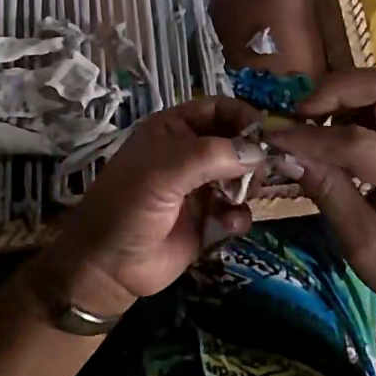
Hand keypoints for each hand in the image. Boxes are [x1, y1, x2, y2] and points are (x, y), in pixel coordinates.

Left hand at [39, 97, 262, 318]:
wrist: (108, 267)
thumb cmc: (129, 206)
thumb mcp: (166, 171)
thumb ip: (213, 155)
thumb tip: (258, 151)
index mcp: (173, 130)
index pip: (217, 109)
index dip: (243, 115)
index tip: (268, 132)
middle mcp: (189, 154)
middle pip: (236, 142)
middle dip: (252, 155)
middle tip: (262, 171)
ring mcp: (200, 188)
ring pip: (241, 177)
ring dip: (248, 186)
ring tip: (241, 197)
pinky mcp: (208, 220)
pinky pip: (237, 211)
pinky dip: (239, 216)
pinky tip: (228, 225)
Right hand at [266, 68, 375, 315]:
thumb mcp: (359, 243)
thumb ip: (328, 192)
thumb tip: (286, 151)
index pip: (362, 142)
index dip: (313, 137)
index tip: (275, 137)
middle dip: (336, 92)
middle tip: (300, 115)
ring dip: (343, 93)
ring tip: (313, 120)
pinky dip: (352, 102)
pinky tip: (332, 126)